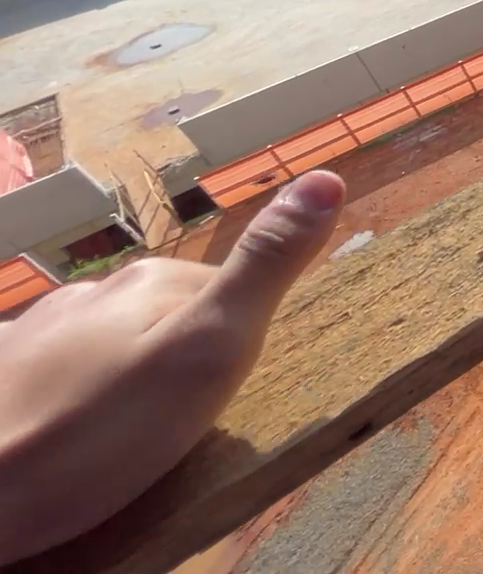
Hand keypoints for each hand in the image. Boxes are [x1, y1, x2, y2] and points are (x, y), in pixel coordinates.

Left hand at [0, 171, 343, 562]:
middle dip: (180, 350)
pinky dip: (60, 389)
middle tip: (177, 413)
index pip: (227, 290)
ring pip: (103, 340)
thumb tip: (328, 176)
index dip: (238, 332)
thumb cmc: (107, 429)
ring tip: (118, 429)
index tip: (225, 381)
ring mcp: (25, 334)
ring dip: (120, 370)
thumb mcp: (216, 344)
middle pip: (165, 313)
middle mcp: (90, 290)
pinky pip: (40, 371)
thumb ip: (270, 262)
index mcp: (152, 278)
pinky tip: (58, 420)